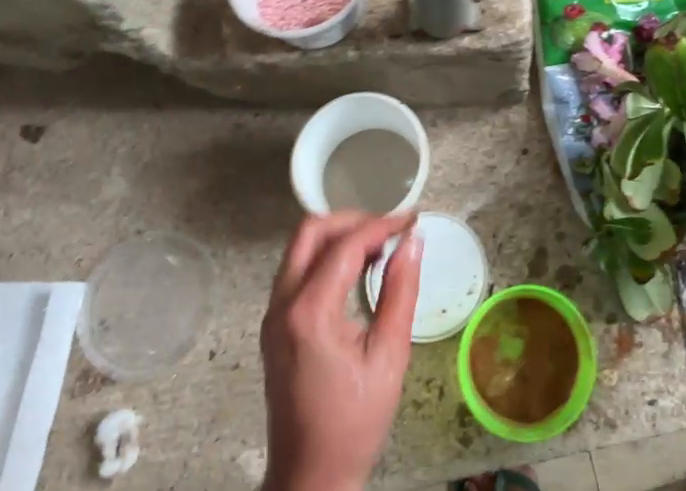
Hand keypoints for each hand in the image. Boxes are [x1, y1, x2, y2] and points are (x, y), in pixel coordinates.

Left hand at [261, 211, 420, 490]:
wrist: (311, 474)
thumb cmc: (355, 421)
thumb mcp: (389, 355)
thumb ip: (400, 292)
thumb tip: (413, 242)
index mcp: (309, 312)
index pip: (345, 245)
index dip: (382, 225)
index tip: (413, 220)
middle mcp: (281, 305)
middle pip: (309, 232)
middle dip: (352, 220)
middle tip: (391, 229)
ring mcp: (272, 316)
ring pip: (299, 249)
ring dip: (338, 237)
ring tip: (380, 248)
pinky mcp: (274, 327)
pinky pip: (296, 272)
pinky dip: (326, 259)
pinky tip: (356, 272)